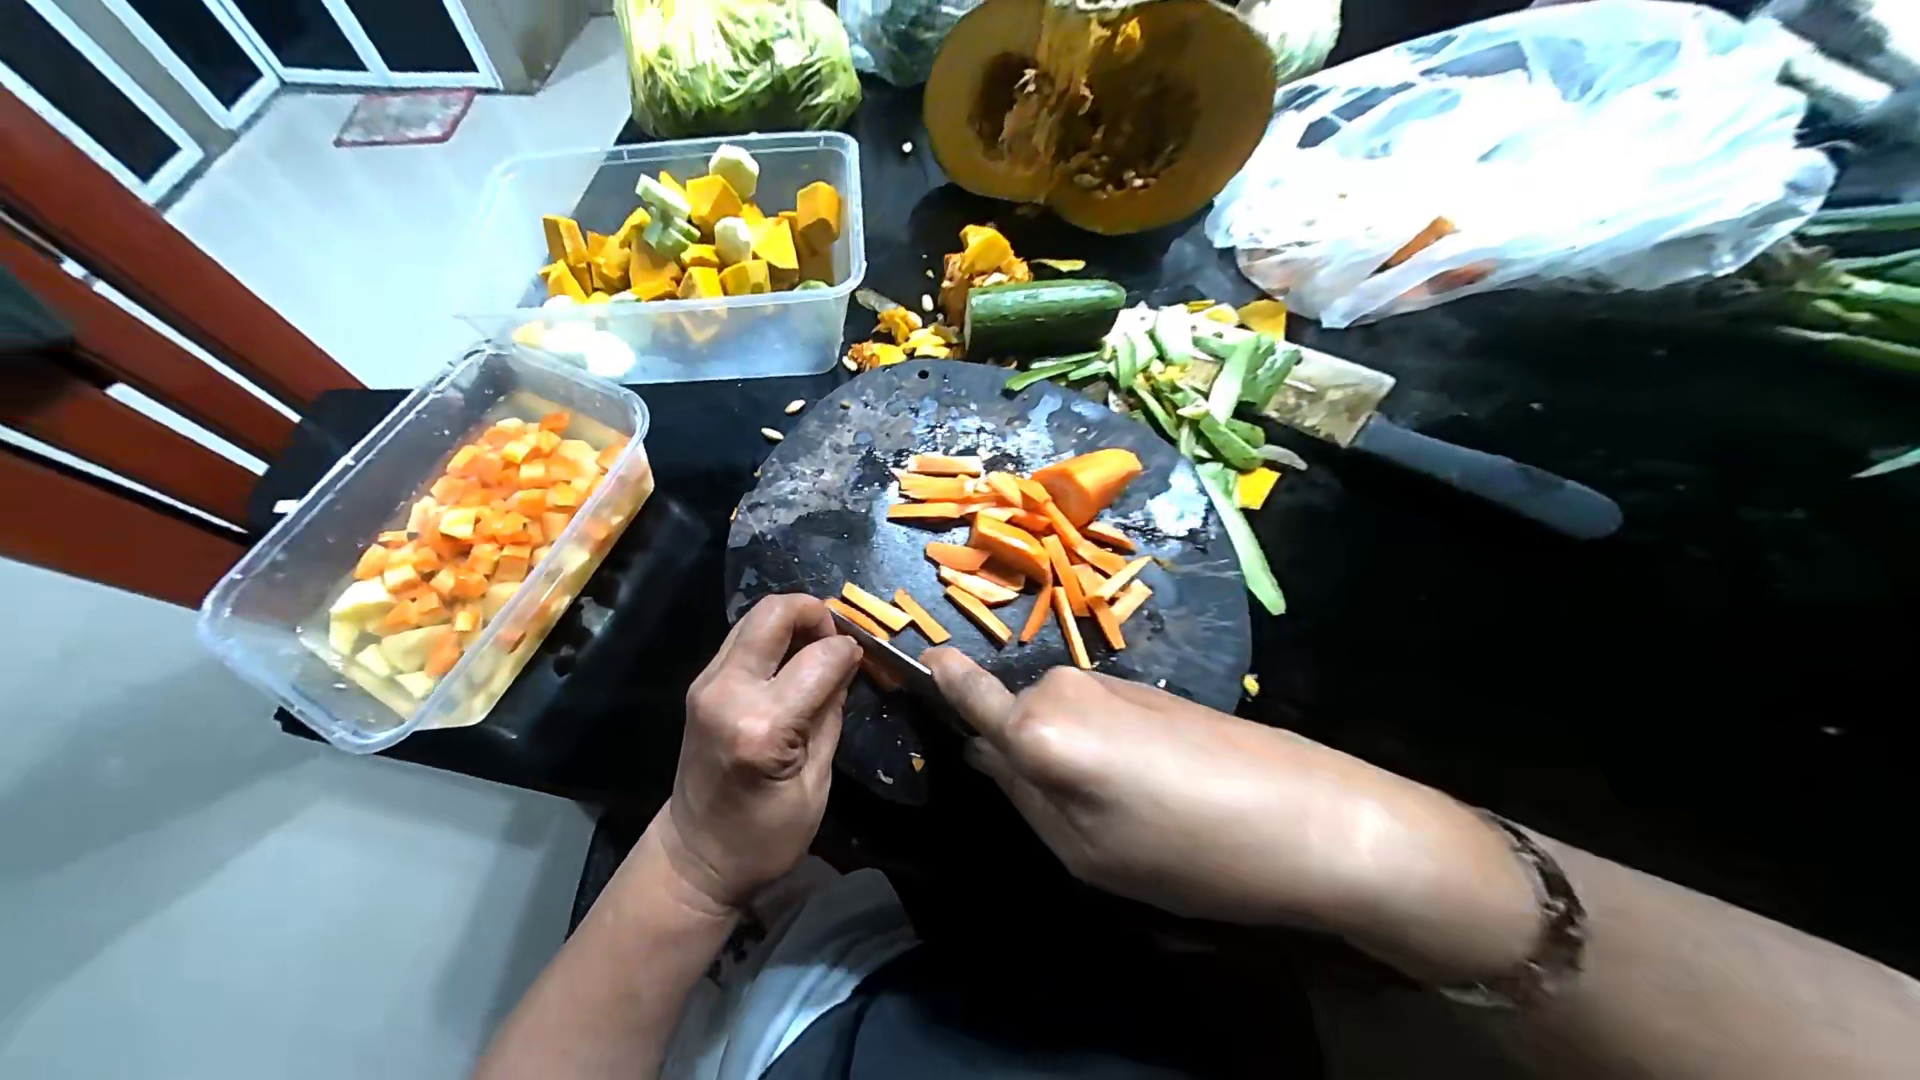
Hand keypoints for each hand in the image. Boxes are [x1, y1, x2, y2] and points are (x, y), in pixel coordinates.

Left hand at [660, 594, 860, 913]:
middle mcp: (727, 693)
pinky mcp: (700, 685)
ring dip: (793, 620)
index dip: (849, 651)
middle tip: (837, 638)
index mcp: (762, 726)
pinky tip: (792, 661)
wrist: (695, 858)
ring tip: (818, 648)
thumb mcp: (816, 782)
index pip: (820, 658)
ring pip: (755, 617)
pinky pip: (742, 638)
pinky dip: (773, 636)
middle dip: (815, 612)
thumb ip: (831, 713)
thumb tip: (848, 661)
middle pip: (774, 613)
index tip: (861, 661)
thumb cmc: (766, 837)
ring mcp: (706, 685)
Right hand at [924, 652, 1541, 980]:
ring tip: (1122, 812)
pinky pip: (1092, 715)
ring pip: (1055, 718)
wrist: (1311, 816)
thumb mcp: (1084, 851)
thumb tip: (984, 751)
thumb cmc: (1185, 851)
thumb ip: (1021, 794)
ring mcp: (1110, 681)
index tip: (909, 659)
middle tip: (1063, 819)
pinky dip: (1097, 746)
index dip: (938, 678)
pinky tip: (1149, 789)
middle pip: (1013, 717)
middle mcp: (1065, 687)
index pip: (970, 694)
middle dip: (1019, 756)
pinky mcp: (1146, 687)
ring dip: (1064, 755)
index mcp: (1040, 728)